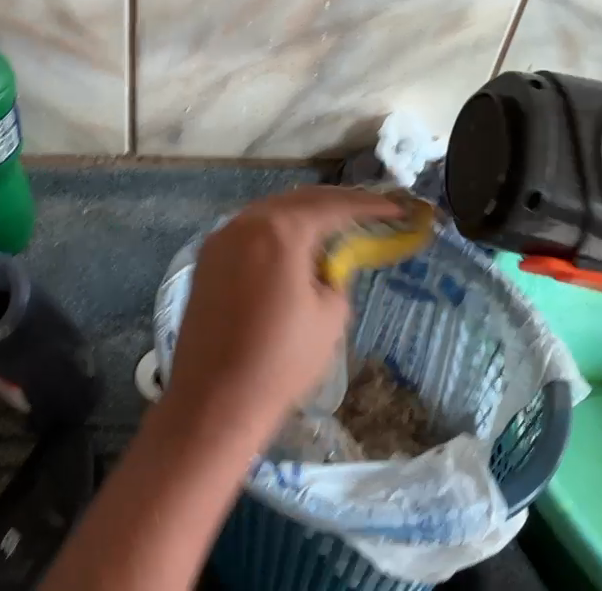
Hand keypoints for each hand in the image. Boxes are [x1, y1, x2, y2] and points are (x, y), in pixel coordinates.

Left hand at [164, 186, 401, 436]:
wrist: (213, 400)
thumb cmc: (280, 361)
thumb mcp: (330, 317)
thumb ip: (336, 276)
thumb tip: (326, 266)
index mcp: (280, 231)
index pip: (333, 206)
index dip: (368, 206)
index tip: (395, 209)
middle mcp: (246, 222)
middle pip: (298, 200)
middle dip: (335, 204)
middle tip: (367, 212)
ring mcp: (220, 238)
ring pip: (270, 212)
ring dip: (303, 215)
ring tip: (333, 228)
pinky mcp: (206, 259)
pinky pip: (249, 231)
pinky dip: (276, 232)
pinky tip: (292, 247)